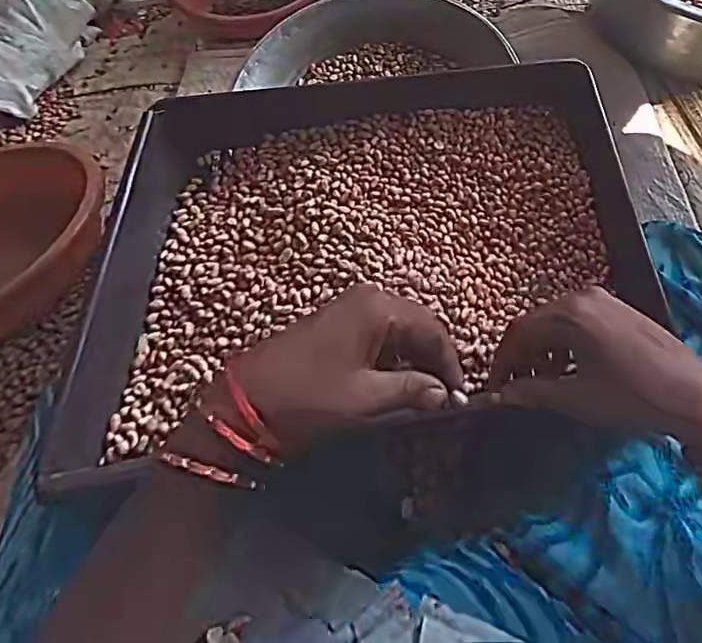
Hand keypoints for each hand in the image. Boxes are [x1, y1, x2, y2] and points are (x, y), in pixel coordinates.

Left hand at [212, 284, 462, 457]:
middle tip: (444, 401)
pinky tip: (395, 389)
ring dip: (413, 364)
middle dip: (433, 363)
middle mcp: (368, 298)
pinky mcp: (336, 325)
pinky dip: (392, 362)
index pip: (433, 330)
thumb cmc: (307, 398)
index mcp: (379, 307)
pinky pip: (379, 338)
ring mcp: (349, 310)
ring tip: (423, 399)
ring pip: (399, 334)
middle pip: (418, 328)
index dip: (450, 365)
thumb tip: (445, 395)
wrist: (241, 404)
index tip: (460, 399)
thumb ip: (413, 392)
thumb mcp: (366, 400)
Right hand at [488, 287, 701, 465]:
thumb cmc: (635, 397)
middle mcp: (585, 296)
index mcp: (571, 314)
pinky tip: (572, 368)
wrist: (695, 396)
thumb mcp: (578, 399)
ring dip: (544, 349)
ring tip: (544, 382)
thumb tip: (501, 395)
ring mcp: (605, 299)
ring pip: (558, 320)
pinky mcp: (620, 307)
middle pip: (537, 322)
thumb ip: (534, 393)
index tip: (496, 387)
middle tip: (516, 386)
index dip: (503, 361)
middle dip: (523, 354)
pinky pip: (579, 319)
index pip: (520, 332)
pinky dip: (566, 342)